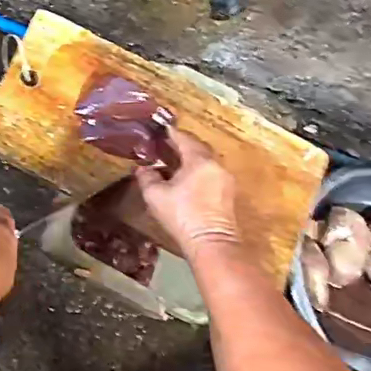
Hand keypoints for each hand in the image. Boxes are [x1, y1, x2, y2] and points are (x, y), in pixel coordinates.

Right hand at [134, 130, 241, 258]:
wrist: (211, 242)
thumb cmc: (181, 214)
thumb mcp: (155, 195)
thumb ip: (147, 177)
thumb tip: (143, 168)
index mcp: (199, 161)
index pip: (185, 139)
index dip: (171, 133)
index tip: (161, 128)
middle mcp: (216, 166)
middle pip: (199, 148)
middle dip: (182, 145)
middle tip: (165, 144)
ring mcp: (225, 180)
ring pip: (206, 161)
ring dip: (190, 158)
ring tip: (173, 161)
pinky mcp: (227, 194)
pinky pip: (210, 173)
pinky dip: (197, 170)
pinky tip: (184, 178)